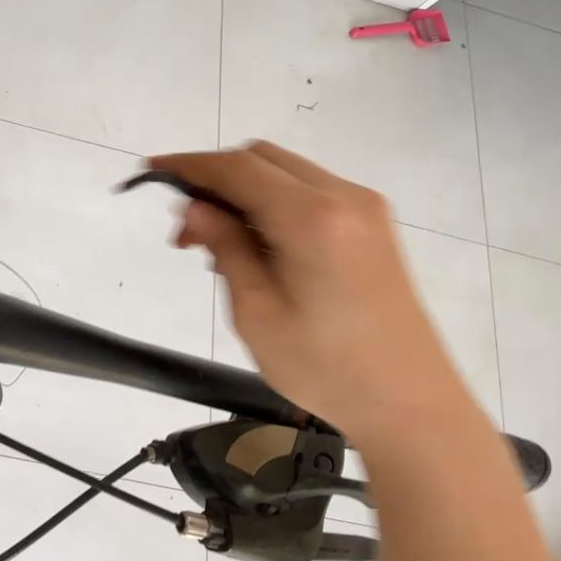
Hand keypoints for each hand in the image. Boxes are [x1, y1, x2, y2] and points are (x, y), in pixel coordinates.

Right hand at [151, 142, 470, 441]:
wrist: (408, 400)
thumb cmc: (323, 366)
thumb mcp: (256, 311)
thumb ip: (225, 248)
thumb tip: (194, 207)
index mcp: (313, 218)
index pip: (239, 169)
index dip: (190, 166)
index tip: (152, 171)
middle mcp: (344, 198)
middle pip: (263, 159)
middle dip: (214, 181)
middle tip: (184, 234)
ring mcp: (364, 209)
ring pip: (285, 174)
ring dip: (241, 194)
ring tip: (213, 248)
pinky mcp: (371, 227)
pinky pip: (308, 194)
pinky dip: (270, 205)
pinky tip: (252, 248)